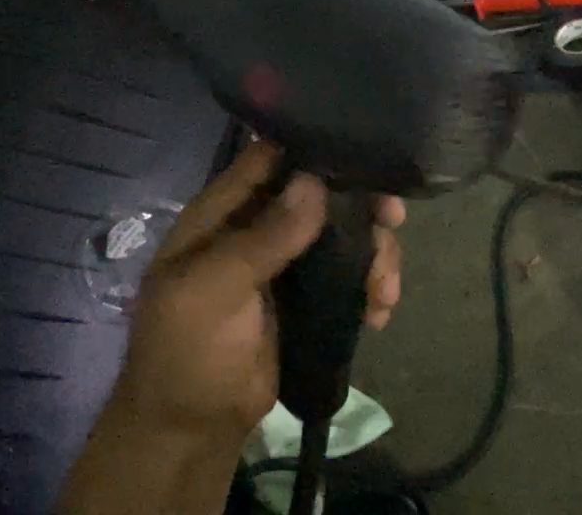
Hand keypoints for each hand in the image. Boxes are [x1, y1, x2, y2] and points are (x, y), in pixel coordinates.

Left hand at [59, 141, 405, 514]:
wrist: (192, 432)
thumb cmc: (188, 353)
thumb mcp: (213, 291)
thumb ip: (264, 237)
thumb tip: (315, 181)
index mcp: (223, 213)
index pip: (271, 157)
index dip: (314, 149)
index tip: (363, 153)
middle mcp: (260, 225)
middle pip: (324, 191)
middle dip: (364, 205)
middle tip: (393, 220)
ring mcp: (289, 260)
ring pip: (348, 231)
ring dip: (375, 254)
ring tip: (383, 291)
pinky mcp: (313, 293)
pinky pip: (354, 270)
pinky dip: (373, 284)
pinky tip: (379, 311)